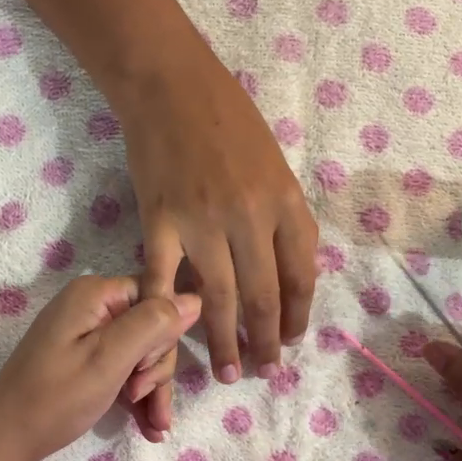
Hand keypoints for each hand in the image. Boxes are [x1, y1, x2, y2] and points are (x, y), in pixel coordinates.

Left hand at [0, 275, 200, 460]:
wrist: (5, 440)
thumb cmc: (56, 398)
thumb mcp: (110, 359)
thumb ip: (153, 324)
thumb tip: (194, 298)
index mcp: (95, 294)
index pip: (156, 295)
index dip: (165, 333)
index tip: (147, 371)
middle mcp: (91, 307)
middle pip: (151, 327)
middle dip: (156, 368)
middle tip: (141, 398)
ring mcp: (86, 335)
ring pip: (142, 353)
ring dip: (152, 389)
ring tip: (155, 427)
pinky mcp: (84, 361)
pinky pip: (124, 370)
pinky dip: (138, 397)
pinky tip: (150, 428)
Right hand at [120, 45, 317, 436]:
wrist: (171, 86)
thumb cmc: (230, 121)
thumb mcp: (276, 166)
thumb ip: (283, 219)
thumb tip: (285, 273)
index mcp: (286, 202)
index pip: (302, 277)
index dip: (298, 318)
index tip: (292, 341)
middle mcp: (250, 218)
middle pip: (263, 298)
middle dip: (267, 343)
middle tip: (265, 372)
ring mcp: (203, 223)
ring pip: (219, 301)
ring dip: (225, 344)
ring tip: (229, 374)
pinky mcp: (160, 224)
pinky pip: (165, 282)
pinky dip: (168, 316)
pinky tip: (170, 345)